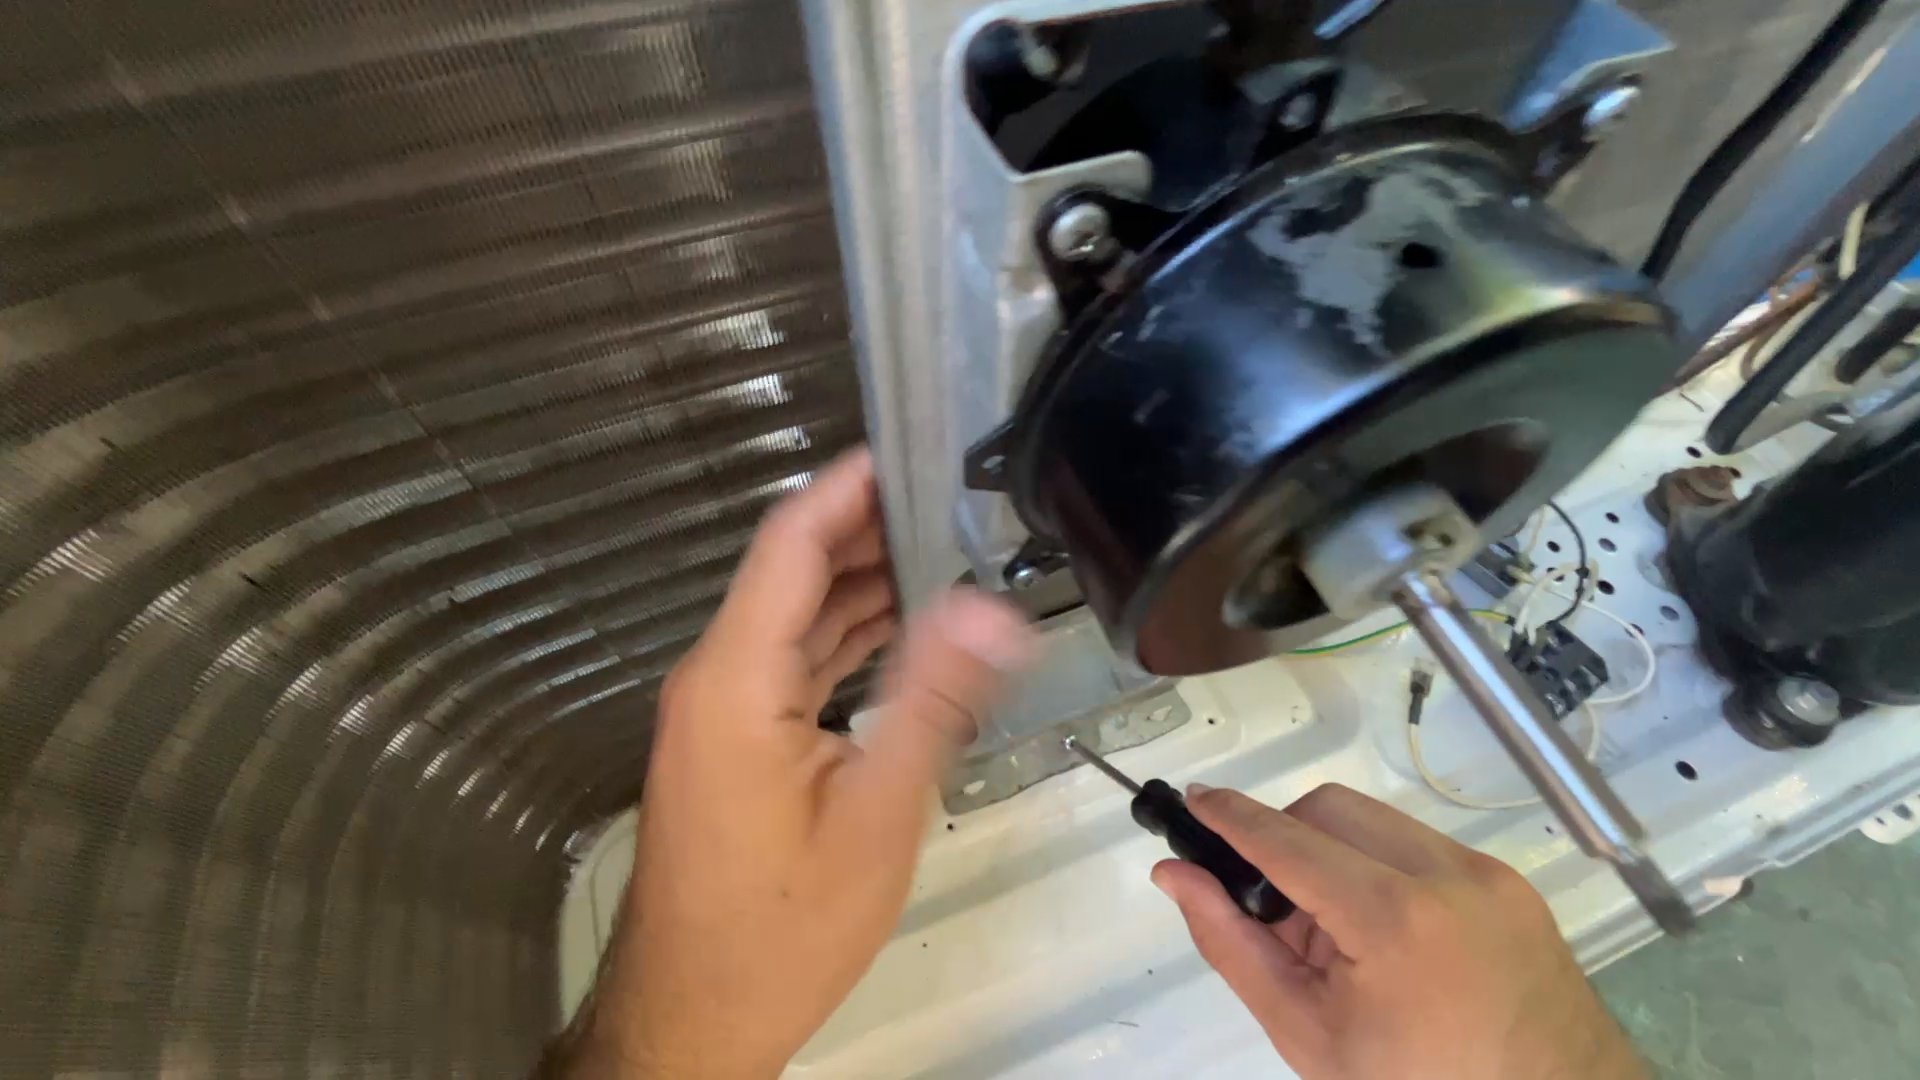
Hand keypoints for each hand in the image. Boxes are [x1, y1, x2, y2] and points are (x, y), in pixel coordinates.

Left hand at [551, 449, 1032, 1078]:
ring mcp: (724, 705)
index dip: (846, 486)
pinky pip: (796, 659)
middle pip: (795, 570)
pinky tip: (901, 625)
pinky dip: (848, 634)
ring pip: (798, 615)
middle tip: (951, 496)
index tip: (907, 446)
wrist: (694, 1017)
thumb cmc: (785, 924)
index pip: (792, 543)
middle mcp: (719, 673)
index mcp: (738, 676)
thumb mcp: (877, 812)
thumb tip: (993, 610)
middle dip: (868, 526)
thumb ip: (934, 700)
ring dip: (862, 580)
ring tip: (942, 548)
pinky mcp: (737, 734)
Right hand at [1153, 784, 1646, 1079]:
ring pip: (1371, 817)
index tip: (1192, 799)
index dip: (1230, 815)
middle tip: (1274, 902)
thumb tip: (1174, 873)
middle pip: (1327, 809)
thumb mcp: (1306, 1034)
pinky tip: (1382, 930)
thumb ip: (1229, 943)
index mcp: (1395, 922)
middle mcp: (1448, 877)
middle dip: (1284, 836)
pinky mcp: (1511, 883)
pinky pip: (1415, 842)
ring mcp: (1489, 876)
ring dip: (1330, 848)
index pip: (1286, 841)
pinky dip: (1377, 864)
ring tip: (1333, 926)